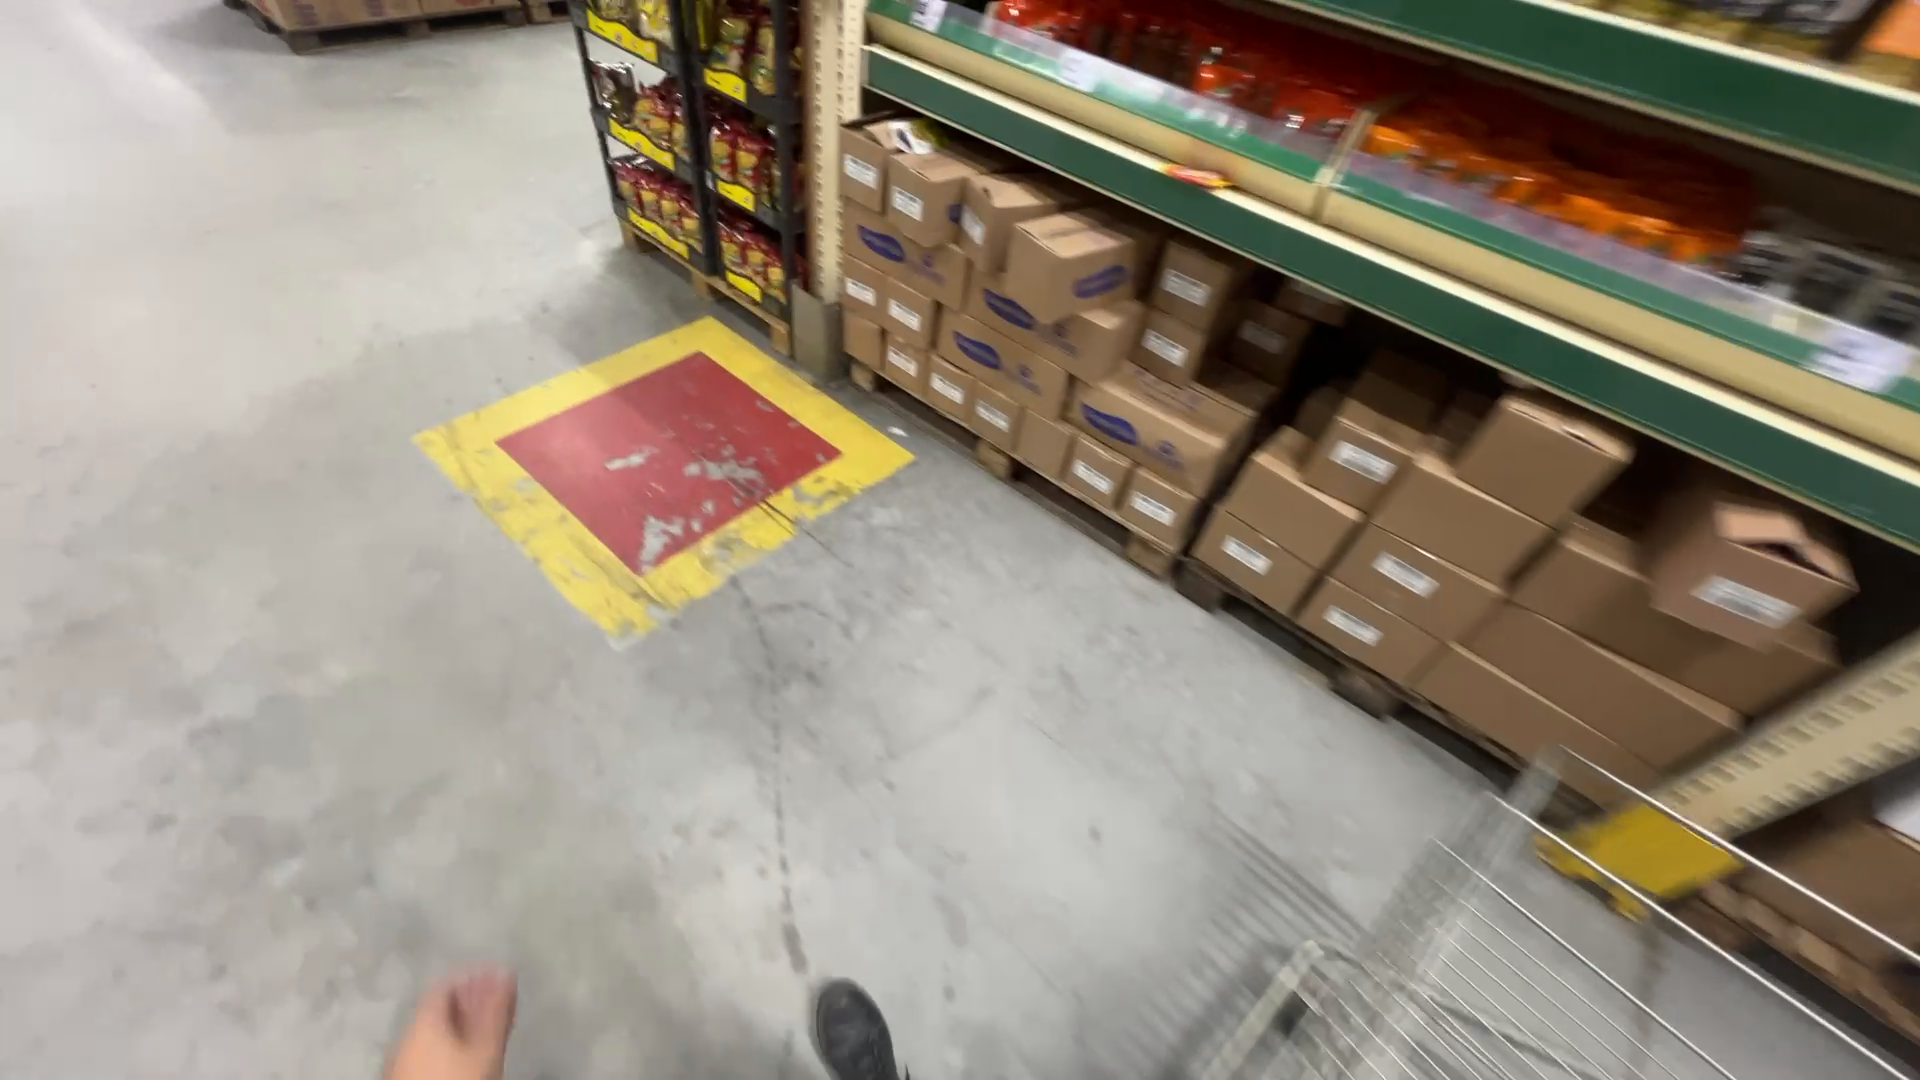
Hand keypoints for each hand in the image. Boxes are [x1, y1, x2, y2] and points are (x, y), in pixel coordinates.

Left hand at [385, 969, 517, 1079]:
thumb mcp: (487, 1046)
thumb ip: (496, 1007)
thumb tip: (505, 971)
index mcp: (422, 1024)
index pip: (444, 984)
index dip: (472, 975)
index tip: (496, 976)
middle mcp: (405, 1039)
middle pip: (439, 1008)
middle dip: (470, 1000)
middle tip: (499, 1000)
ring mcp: (402, 1063)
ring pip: (435, 1031)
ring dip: (463, 1023)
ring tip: (491, 1025)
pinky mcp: (407, 1079)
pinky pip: (430, 1050)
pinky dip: (452, 1043)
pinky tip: (471, 1051)